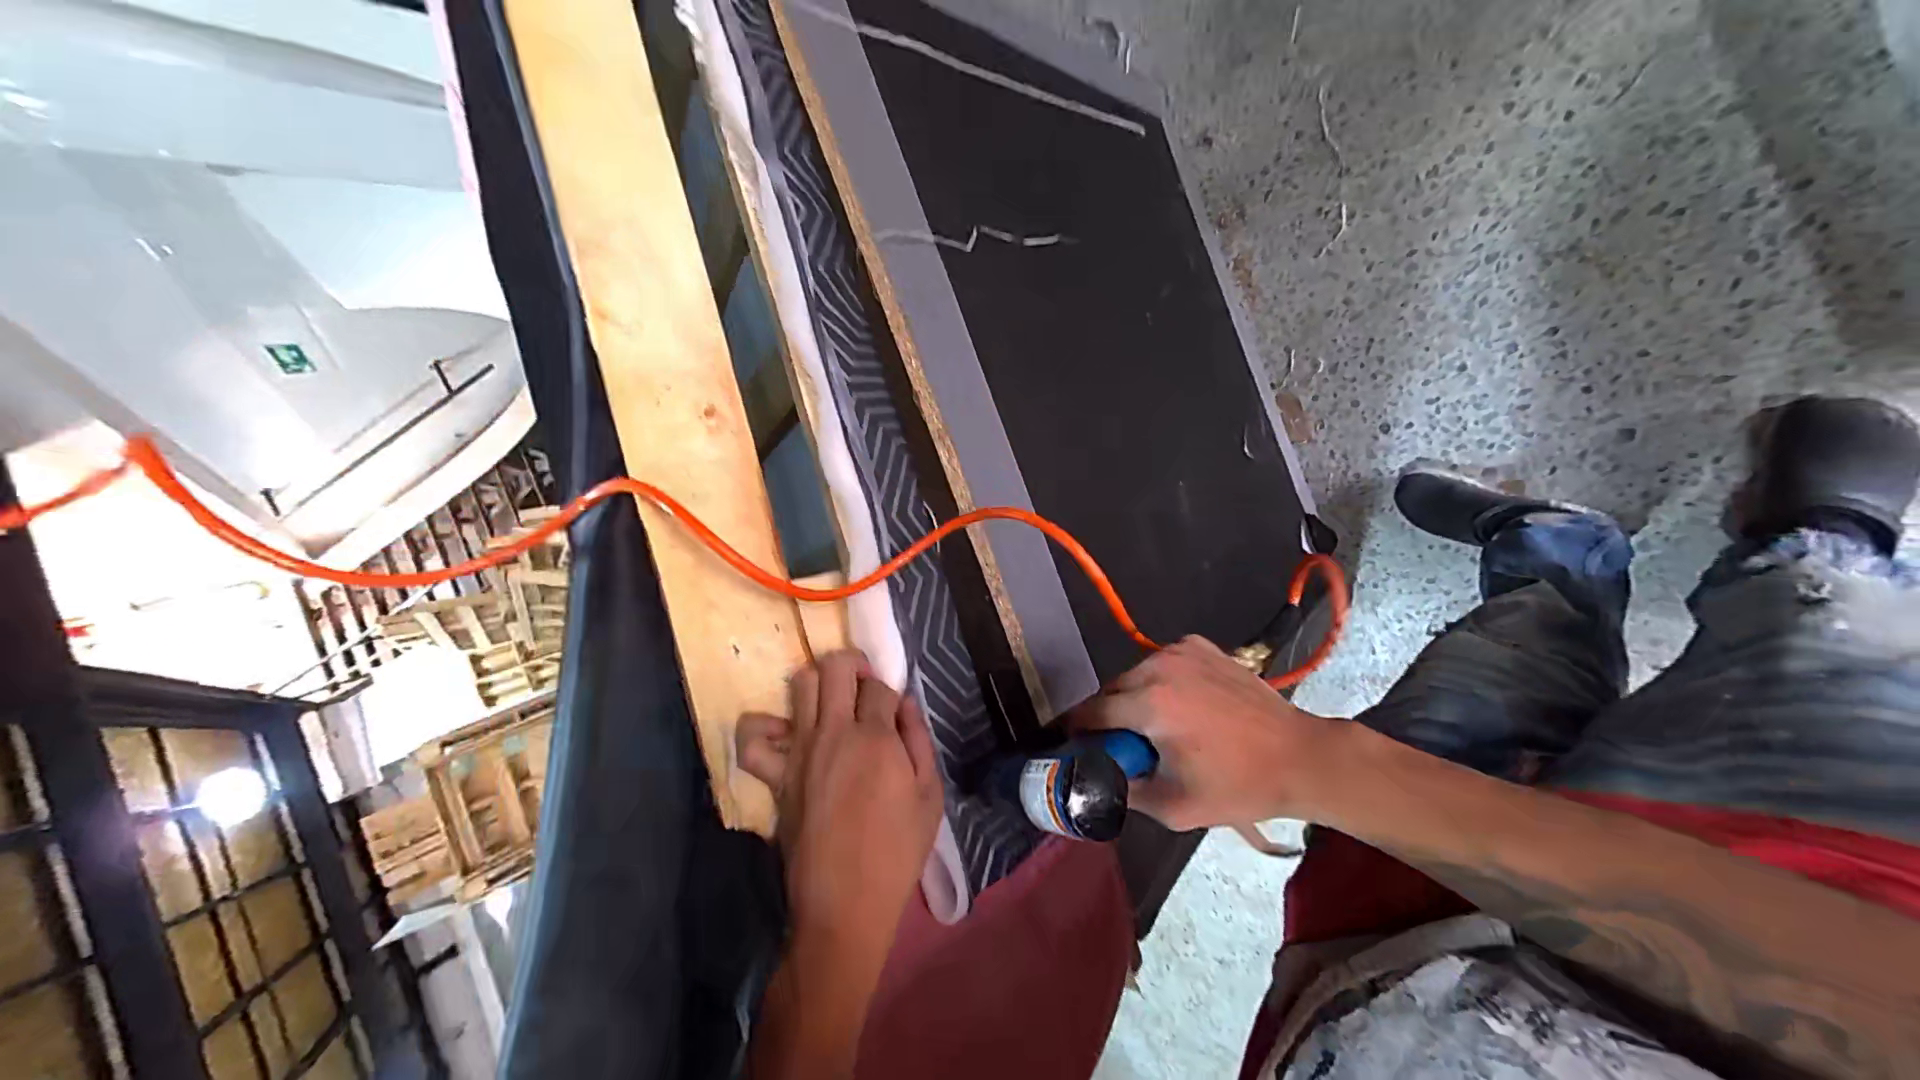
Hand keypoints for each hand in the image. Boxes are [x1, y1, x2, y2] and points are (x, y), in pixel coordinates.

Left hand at [736, 650, 942, 957]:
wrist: (845, 904)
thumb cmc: (897, 853)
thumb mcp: (929, 797)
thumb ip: (919, 741)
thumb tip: (903, 704)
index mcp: (875, 738)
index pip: (880, 686)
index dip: (890, 693)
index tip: (894, 715)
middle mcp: (833, 733)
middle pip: (835, 667)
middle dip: (854, 666)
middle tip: (865, 690)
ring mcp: (799, 752)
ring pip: (800, 684)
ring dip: (820, 683)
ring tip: (834, 706)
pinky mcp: (776, 776)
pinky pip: (754, 739)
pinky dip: (765, 728)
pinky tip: (787, 735)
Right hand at [1067, 635, 1342, 829]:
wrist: (1300, 756)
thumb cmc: (1238, 785)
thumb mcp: (1173, 806)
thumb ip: (1122, 791)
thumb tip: (1088, 782)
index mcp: (1149, 704)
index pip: (1091, 712)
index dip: (1077, 731)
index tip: (1072, 745)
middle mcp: (1158, 666)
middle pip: (1111, 691)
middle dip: (1109, 718)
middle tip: (1125, 747)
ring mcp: (1181, 650)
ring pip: (1135, 675)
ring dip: (1134, 699)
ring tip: (1156, 728)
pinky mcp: (1200, 645)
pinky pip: (1161, 663)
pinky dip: (1160, 681)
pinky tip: (1182, 705)